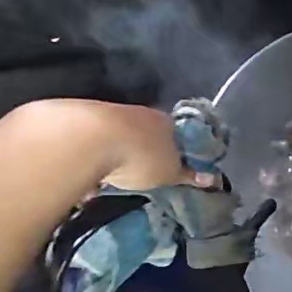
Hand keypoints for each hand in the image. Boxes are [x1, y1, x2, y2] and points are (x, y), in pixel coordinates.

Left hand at [5, 99, 212, 191]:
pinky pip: (95, 139)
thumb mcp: (170, 173)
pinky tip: (91, 169)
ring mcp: (109, 112)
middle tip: (145, 174)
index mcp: (167, 121)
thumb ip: (189, 175)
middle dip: (147, 150)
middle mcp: (141, 113)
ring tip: (114, 175)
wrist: (84, 137)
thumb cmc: (139, 156)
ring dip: (119, 151)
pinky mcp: (79, 119)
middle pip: (148, 132)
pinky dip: (96, 152)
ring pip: (120, 134)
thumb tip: (212, 179)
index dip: (181, 150)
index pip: (180, 134)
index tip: (179, 167)